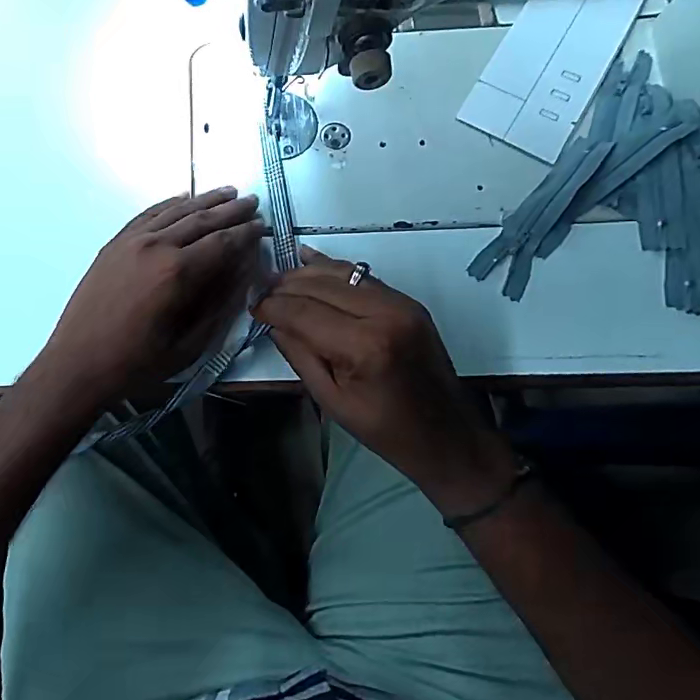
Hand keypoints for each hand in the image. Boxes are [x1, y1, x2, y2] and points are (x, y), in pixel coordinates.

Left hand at [35, 187, 265, 405]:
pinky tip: (182, 200)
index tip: (263, 226)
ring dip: (203, 200)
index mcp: (177, 273)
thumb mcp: (188, 345)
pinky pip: (147, 215)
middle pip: (201, 220)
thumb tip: (242, 273)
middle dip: (230, 210)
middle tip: (252, 202)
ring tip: (226, 193)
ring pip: (174, 211)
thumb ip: (219, 306)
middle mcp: (155, 247)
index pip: (222, 242)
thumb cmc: (135, 363)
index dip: (246, 233)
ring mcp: (131, 242)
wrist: (77, 362)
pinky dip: (168, 205)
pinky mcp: (114, 244)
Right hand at [252, 246, 514, 512]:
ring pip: (340, 273)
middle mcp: (385, 314)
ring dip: (305, 273)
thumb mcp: (330, 400)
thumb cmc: (385, 430)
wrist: (448, 436)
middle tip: (259, 291)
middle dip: (284, 286)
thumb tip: (272, 321)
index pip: (303, 312)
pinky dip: (332, 270)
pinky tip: (308, 262)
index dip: (272, 307)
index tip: (251, 306)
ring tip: (278, 280)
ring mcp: (401, 303)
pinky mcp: (408, 301)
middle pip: (319, 286)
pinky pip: (361, 276)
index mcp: (365, 346)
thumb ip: (298, 354)